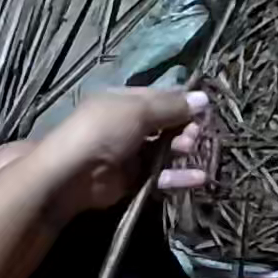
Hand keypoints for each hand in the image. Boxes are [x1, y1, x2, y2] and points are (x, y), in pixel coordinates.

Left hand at [0, 88, 208, 220]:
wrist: (73, 173)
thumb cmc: (103, 130)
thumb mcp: (137, 109)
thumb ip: (171, 105)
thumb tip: (204, 99)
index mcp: (125, 101)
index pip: (160, 97)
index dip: (183, 102)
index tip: (204, 109)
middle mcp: (128, 125)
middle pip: (166, 124)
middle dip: (184, 127)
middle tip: (193, 134)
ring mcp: (130, 153)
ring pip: (165, 150)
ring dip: (183, 149)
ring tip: (190, 150)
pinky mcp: (133, 179)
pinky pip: (161, 176)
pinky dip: (179, 177)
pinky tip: (198, 178)